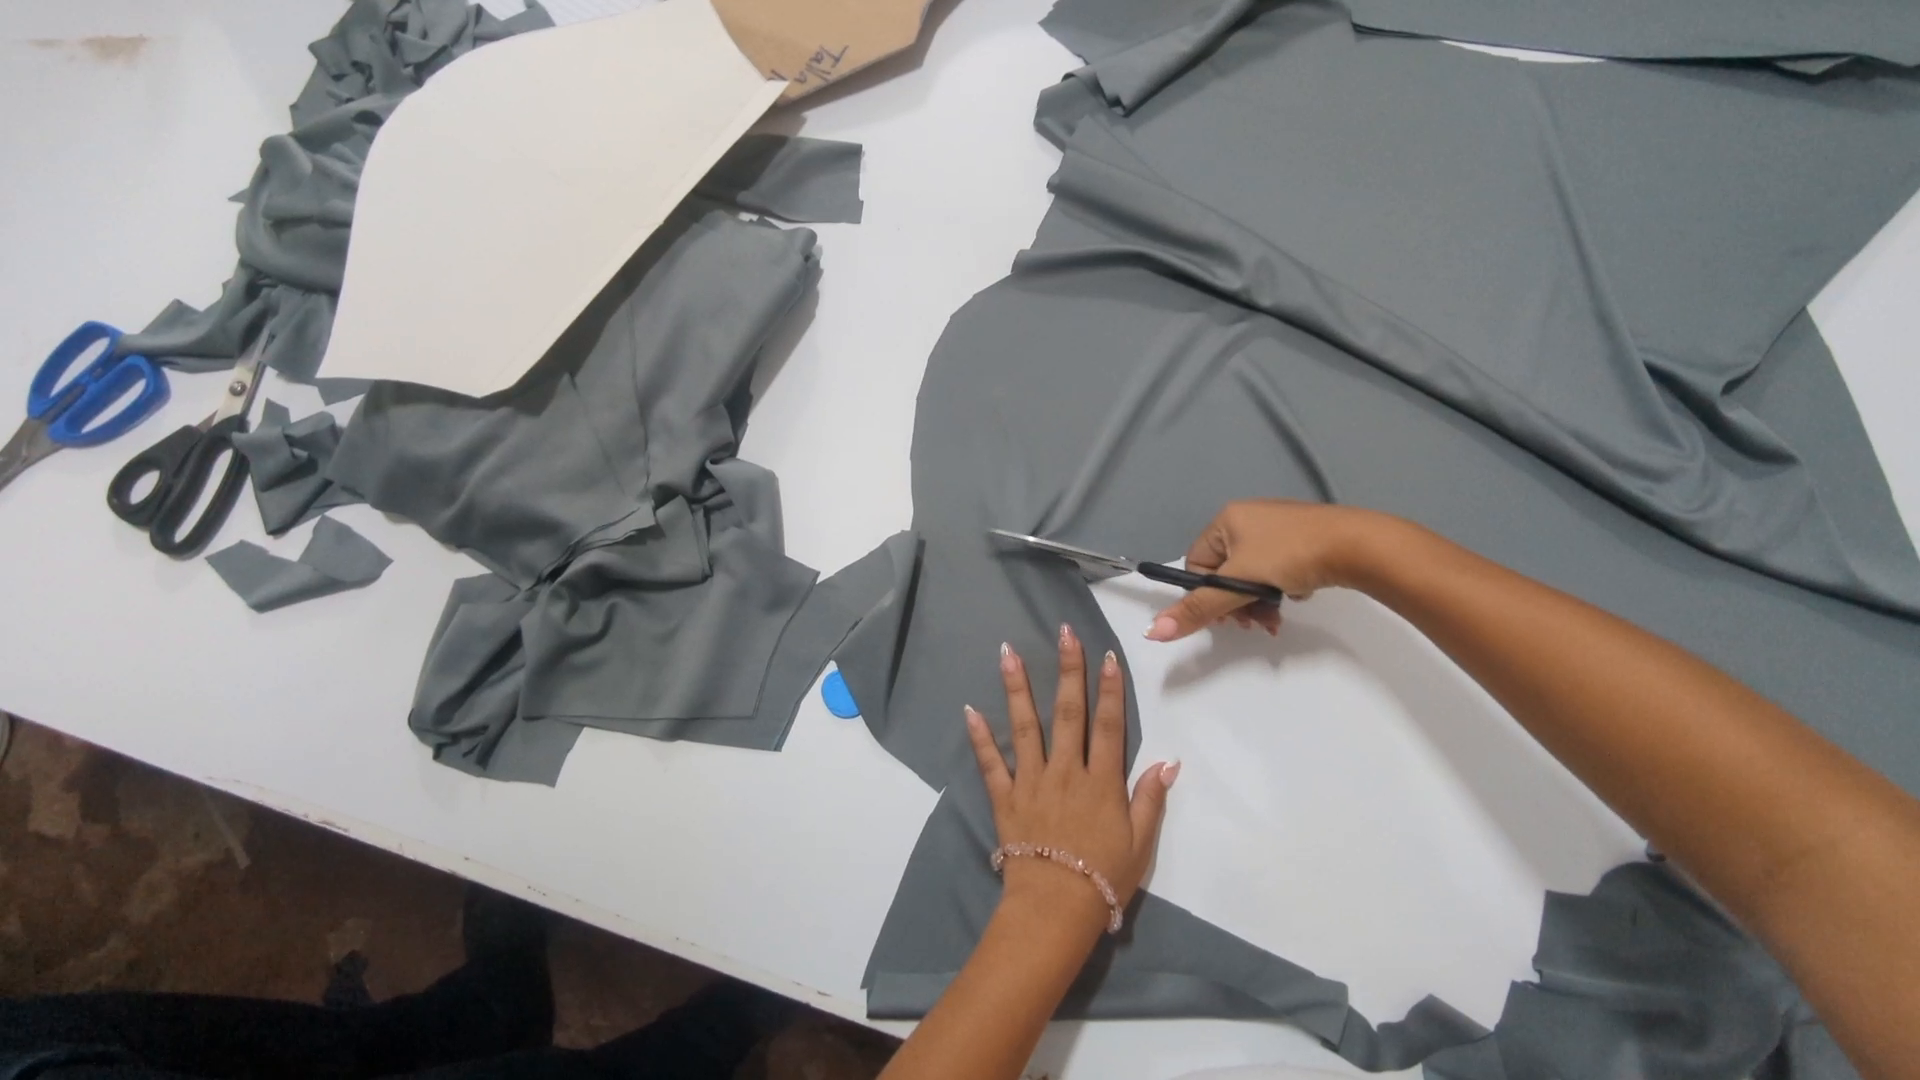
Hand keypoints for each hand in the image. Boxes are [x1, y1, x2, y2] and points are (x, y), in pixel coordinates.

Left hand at [965, 625, 1178, 931]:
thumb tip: (1168, 761)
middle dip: (1068, 670)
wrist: (1054, 910)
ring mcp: (1031, 782)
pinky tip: (969, 708)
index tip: (1108, 656)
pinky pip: (990, 764)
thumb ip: (1151, 800)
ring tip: (1008, 652)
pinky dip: (979, 737)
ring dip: (1017, 688)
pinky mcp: (1004, 799)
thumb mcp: (1141, 844)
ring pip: (1025, 726)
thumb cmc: (1103, 880)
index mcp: (1101, 781)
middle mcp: (1065, 771)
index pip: (1109, 725)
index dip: (1110, 689)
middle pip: (1068, 713)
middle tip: (1064, 633)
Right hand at [1146, 499, 1383, 641]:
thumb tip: (1153, 632)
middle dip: (1237, 603)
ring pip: (1252, 575)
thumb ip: (1198, 609)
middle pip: (1224, 573)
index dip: (1207, 595)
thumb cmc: (1291, 555)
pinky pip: (1276, 570)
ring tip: (1276, 619)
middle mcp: (1248, 518)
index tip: (1227, 617)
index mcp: (1227, 520)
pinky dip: (1280, 589)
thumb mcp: (1239, 583)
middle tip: (1254, 622)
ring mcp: (1277, 528)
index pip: (1197, 564)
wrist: (1358, 546)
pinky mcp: (1302, 540)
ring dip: (1258, 602)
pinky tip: (1296, 597)